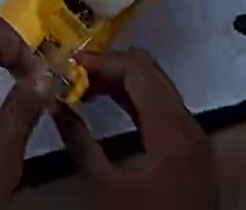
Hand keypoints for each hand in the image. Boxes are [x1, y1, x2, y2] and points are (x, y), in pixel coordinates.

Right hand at [53, 49, 216, 209]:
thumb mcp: (102, 185)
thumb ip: (77, 138)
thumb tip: (52, 101)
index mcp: (170, 130)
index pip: (135, 69)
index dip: (101, 61)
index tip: (69, 64)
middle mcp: (188, 125)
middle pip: (148, 70)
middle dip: (110, 65)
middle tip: (76, 72)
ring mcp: (193, 137)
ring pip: (155, 84)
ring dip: (121, 78)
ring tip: (86, 85)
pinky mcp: (191, 149)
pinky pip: (161, 104)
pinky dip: (134, 95)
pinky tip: (109, 101)